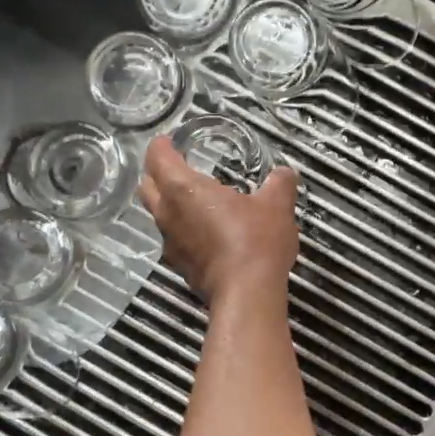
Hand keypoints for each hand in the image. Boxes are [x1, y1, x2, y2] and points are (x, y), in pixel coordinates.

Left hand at [138, 138, 299, 311]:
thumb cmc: (256, 241)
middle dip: (157, 175)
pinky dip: (186, 235)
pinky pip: (176, 242)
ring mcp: (172, 243)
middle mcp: (168, 213)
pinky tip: (208, 239)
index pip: (157, 156)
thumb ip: (280, 184)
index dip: (162, 145)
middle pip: (147, 186)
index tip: (172, 141)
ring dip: (171, 207)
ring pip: (159, 216)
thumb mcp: (277, 206)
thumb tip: (286, 173)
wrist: (247, 293)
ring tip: (196, 206)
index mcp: (183, 188)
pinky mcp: (182, 268)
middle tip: (178, 171)